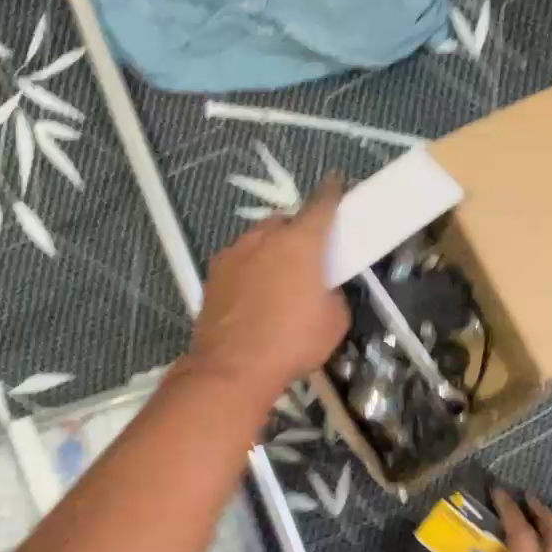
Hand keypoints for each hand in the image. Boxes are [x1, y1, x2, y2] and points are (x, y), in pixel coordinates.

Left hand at [187, 178, 348, 398]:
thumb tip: (322, 291)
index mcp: (301, 242)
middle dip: (297, 231)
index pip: (321, 205)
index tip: (337, 183)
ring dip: (270, 250)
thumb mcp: (334, 322)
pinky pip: (239, 263)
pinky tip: (254, 296)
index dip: (332, 193)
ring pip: (258, 241)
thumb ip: (332, 294)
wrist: (232, 367)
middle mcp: (264, 238)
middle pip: (284, 221)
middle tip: (308, 255)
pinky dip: (250, 271)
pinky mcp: (213, 276)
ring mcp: (233, 254)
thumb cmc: (292, 342)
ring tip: (279, 278)